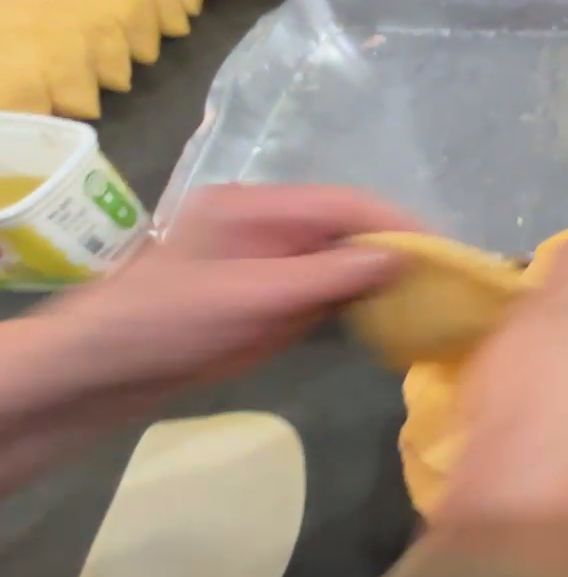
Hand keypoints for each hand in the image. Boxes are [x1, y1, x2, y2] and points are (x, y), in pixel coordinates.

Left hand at [39, 183, 420, 400]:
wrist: (109, 371)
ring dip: (394, 273)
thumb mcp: (254, 296)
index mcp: (260, 209)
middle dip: (405, 249)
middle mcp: (278, 225)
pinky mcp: (288, 289)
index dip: (401, 225)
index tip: (444, 253)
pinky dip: (375, 294)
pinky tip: (402, 310)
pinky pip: (345, 283)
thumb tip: (403, 257)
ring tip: (437, 292)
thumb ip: (329, 274)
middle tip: (449, 276)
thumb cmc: (171, 323)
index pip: (349, 204)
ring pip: (357, 255)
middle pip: (358, 227)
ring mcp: (284, 258)